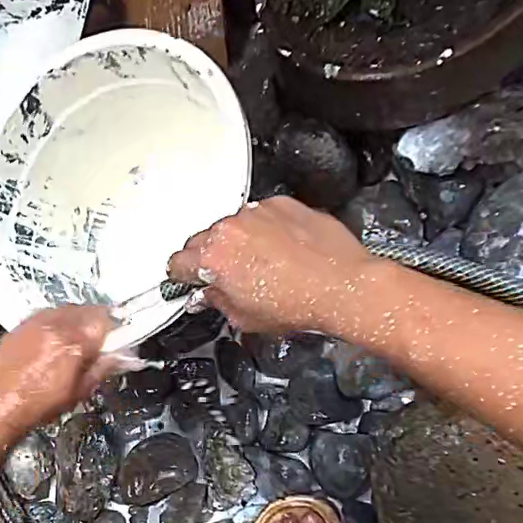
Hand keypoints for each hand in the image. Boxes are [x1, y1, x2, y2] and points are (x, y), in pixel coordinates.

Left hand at [0, 306, 115, 440]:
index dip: (117, 328)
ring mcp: (34, 323)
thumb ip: (103, 368)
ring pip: (67, 309)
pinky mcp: (20, 326)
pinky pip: (46, 314)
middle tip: (101, 338)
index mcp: (73, 343)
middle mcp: (54, 327)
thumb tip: (121, 356)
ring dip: (78, 319)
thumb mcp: (80, 392)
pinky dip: (57, 321)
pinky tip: (56, 338)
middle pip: (87, 310)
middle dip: (98, 321)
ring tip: (78, 338)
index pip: (105, 320)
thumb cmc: (37, 406)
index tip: (119, 336)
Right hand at [167, 196, 375, 334]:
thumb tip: (210, 294)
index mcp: (213, 257)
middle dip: (212, 257)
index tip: (190, 278)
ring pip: (233, 226)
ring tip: (263, 263)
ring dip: (239, 241)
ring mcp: (257, 213)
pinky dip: (266, 228)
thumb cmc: (300, 302)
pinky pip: (262, 214)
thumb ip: (217, 301)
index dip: (183, 275)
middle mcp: (230, 229)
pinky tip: (281, 249)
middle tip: (231, 276)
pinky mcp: (282, 204)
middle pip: (203, 240)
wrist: (343, 286)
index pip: (178, 262)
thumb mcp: (245, 317)